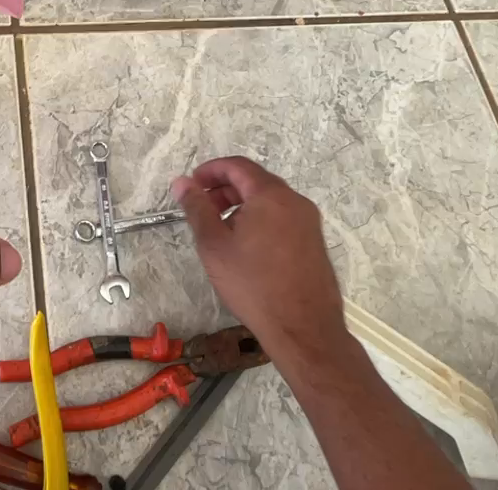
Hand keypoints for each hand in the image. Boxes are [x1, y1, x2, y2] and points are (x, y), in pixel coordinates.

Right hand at [172, 157, 349, 367]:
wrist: (304, 331)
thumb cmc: (254, 285)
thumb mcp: (214, 245)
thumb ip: (197, 208)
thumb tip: (182, 182)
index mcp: (271, 196)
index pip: (238, 166)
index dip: (211, 170)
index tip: (192, 185)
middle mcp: (295, 202)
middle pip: (255, 181)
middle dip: (225, 188)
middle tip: (202, 207)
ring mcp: (310, 223)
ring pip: (270, 201)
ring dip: (241, 205)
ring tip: (221, 230)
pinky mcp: (315, 243)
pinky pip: (283, 218)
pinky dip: (260, 220)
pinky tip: (247, 247)